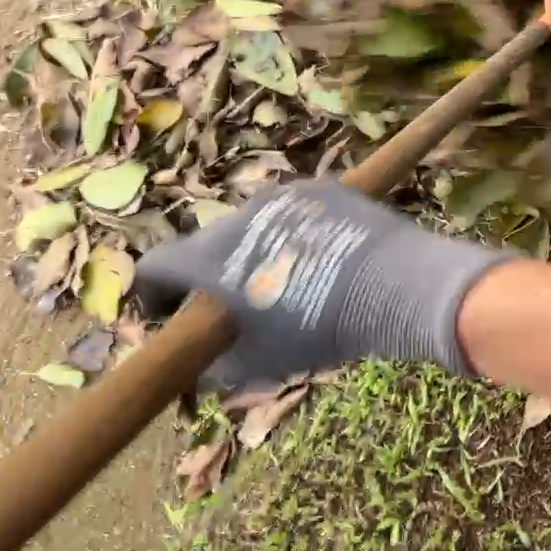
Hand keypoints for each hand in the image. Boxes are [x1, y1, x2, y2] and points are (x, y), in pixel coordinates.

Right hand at [135, 179, 512, 390]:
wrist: (395, 283)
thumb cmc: (319, 328)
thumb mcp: (257, 362)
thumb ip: (215, 363)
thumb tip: (204, 362)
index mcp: (208, 256)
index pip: (156, 265)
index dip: (157, 293)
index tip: (173, 313)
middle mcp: (241, 216)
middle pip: (208, 243)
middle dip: (212, 272)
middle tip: (237, 301)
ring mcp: (287, 196)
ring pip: (255, 224)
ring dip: (258, 248)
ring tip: (287, 278)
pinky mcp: (327, 188)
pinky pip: (297, 211)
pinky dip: (298, 231)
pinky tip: (321, 255)